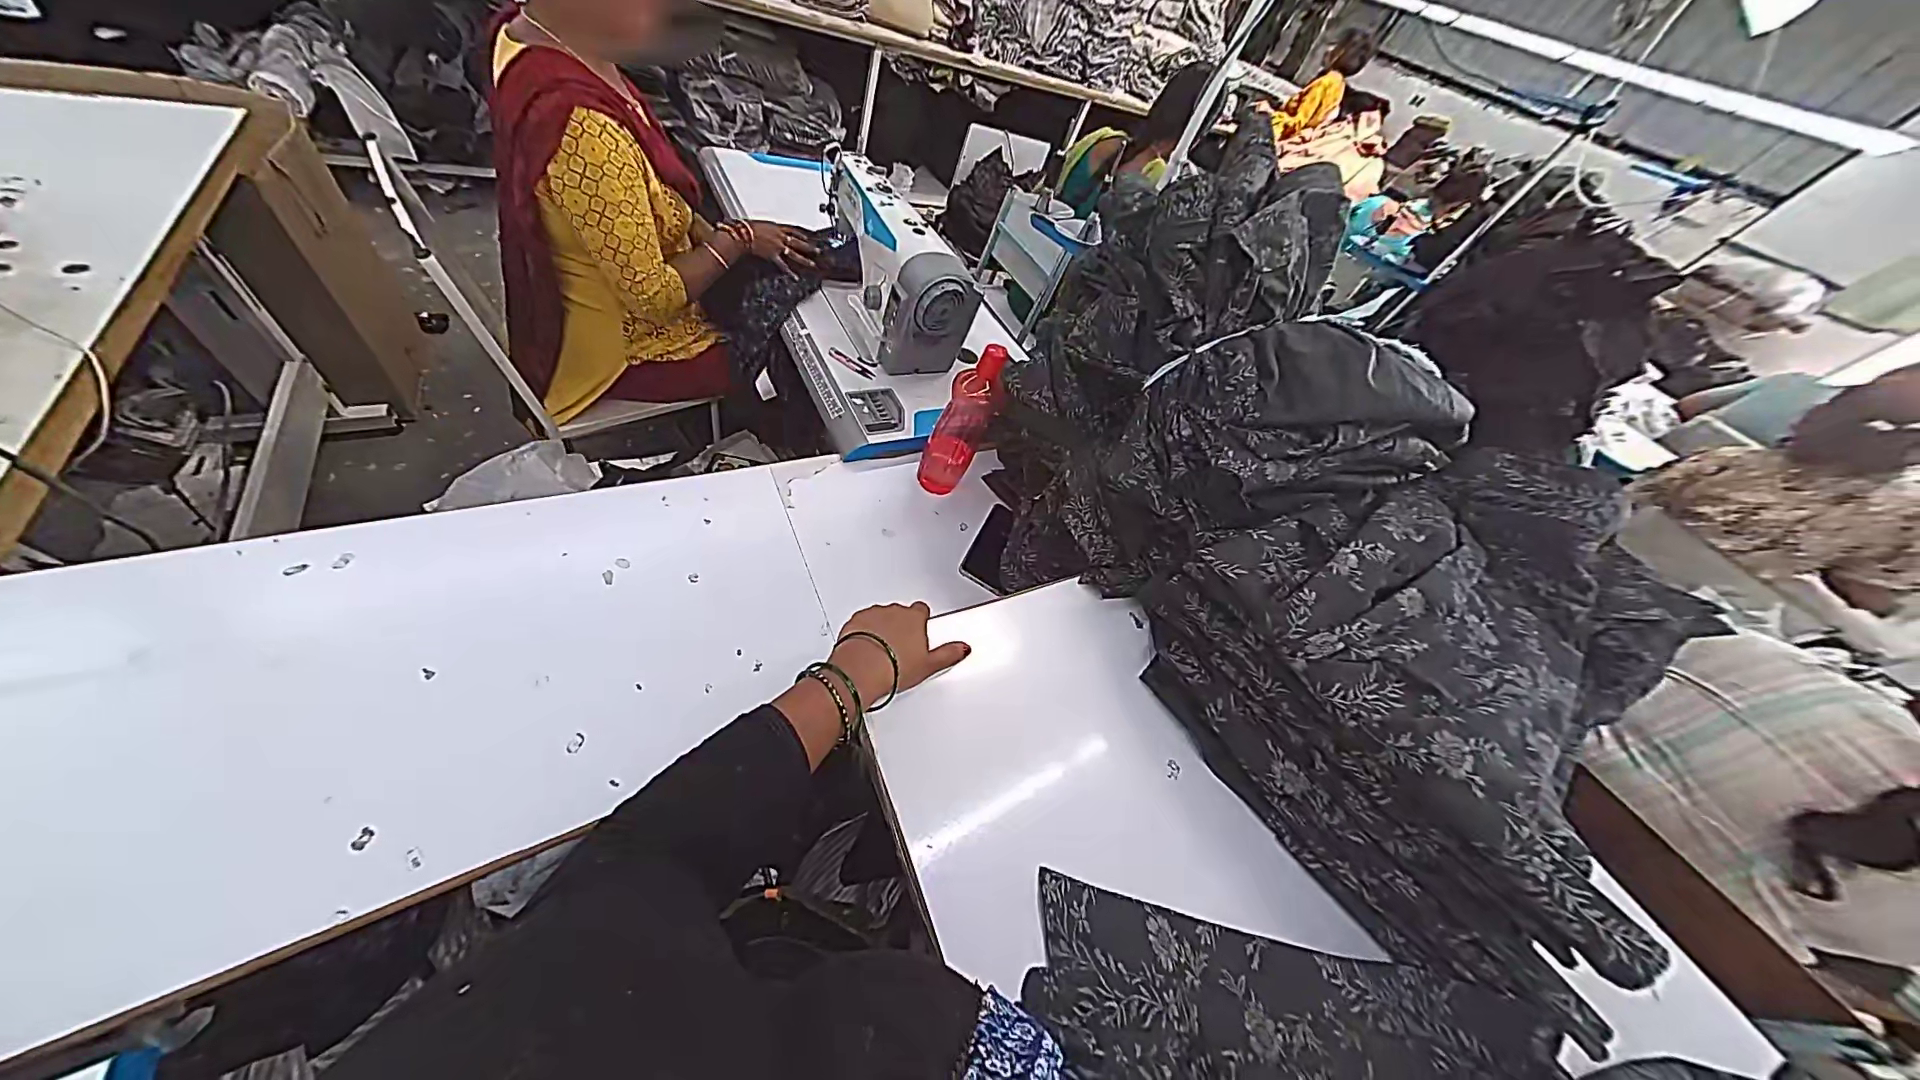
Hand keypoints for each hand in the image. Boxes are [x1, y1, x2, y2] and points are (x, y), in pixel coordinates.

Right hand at [726, 221, 817, 272]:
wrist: (743, 233)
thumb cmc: (747, 228)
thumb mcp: (760, 224)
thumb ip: (767, 229)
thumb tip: (766, 231)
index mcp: (777, 227)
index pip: (792, 230)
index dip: (801, 234)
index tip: (807, 237)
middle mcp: (780, 237)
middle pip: (798, 242)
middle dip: (809, 246)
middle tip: (818, 250)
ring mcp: (778, 247)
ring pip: (795, 254)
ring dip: (804, 260)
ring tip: (812, 264)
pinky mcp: (773, 256)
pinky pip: (783, 265)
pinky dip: (790, 272)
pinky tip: (795, 277)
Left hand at [829, 601, 969, 706]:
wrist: (860, 671)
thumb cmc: (891, 668)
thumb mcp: (929, 666)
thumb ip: (949, 654)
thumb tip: (963, 648)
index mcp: (914, 617)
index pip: (922, 610)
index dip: (922, 621)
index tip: (920, 631)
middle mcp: (893, 611)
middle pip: (900, 613)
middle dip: (900, 626)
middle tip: (900, 649)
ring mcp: (872, 615)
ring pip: (879, 617)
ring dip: (880, 628)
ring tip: (881, 652)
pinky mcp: (853, 622)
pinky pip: (860, 623)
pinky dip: (862, 632)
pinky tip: (865, 649)